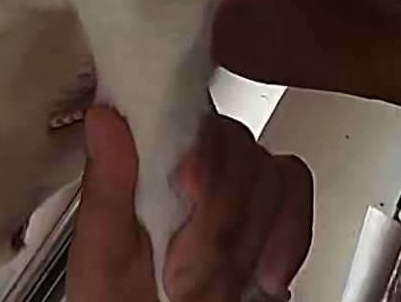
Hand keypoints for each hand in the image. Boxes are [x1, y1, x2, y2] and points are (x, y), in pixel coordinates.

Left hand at [68, 105, 312, 301]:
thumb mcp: (103, 261)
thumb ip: (107, 191)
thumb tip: (103, 119)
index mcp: (154, 159)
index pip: (191, 117)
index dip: (200, 154)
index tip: (188, 189)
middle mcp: (201, 161)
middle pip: (238, 144)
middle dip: (219, 218)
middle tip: (184, 278)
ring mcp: (241, 183)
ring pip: (270, 171)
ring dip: (246, 243)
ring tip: (212, 292)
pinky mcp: (276, 207)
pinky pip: (297, 191)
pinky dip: (289, 234)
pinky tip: (265, 274)